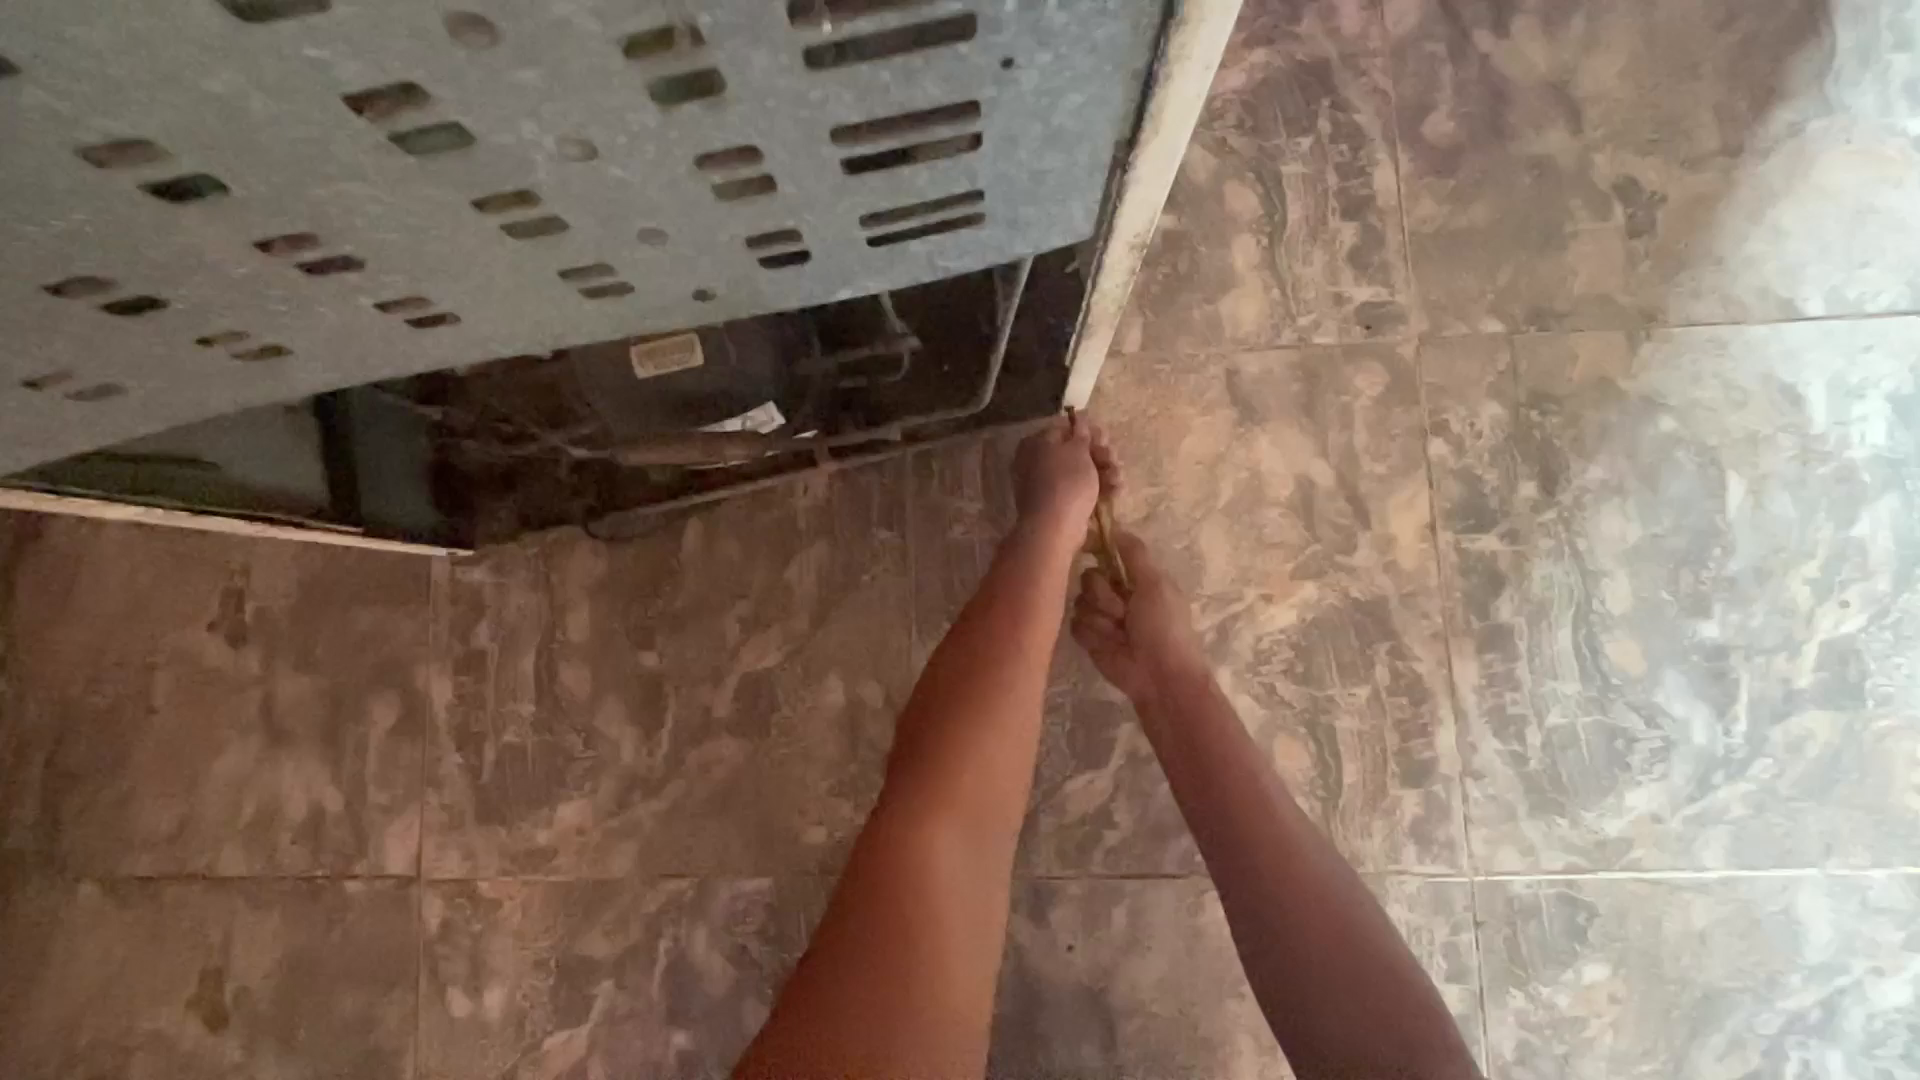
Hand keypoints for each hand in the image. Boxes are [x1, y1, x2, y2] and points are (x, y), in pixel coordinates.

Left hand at [1011, 415, 1111, 540]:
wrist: (1055, 528)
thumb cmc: (1065, 482)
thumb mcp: (1077, 450)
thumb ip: (1081, 432)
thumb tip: (1079, 417)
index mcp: (1036, 443)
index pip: (1065, 429)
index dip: (1089, 431)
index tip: (1106, 439)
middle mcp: (1038, 462)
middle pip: (1075, 451)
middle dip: (1100, 454)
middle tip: (1113, 459)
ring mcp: (1048, 485)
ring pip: (1082, 471)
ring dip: (1104, 472)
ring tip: (1117, 479)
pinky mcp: (1060, 504)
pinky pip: (1081, 490)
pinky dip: (1098, 488)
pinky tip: (1115, 491)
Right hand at [1071, 532, 1207, 703]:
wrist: (1158, 675)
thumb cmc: (1164, 627)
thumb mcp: (1155, 583)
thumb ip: (1134, 553)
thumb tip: (1114, 527)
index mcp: (1135, 577)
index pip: (1106, 554)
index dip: (1097, 551)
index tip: (1087, 547)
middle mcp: (1115, 594)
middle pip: (1088, 577)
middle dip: (1104, 595)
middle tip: (1124, 611)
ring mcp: (1101, 616)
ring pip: (1079, 602)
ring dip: (1100, 618)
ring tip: (1120, 632)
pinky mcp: (1088, 637)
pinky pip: (1075, 624)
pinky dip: (1092, 634)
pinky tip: (1109, 644)